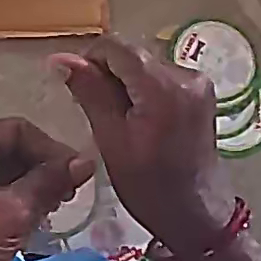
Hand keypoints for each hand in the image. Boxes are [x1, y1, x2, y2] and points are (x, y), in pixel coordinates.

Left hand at [0, 117, 94, 260]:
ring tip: (63, 201)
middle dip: (47, 166)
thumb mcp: (12, 211)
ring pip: (19, 171)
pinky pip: (15, 192)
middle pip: (18, 149)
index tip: (75, 169)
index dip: (47, 147)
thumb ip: (49, 182)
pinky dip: (34, 199)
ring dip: (44, 184)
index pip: (15, 131)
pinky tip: (50, 212)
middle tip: (74, 188)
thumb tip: (86, 162)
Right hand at [49, 36, 236, 258]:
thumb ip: (89, 92)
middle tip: (100, 113)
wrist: (197, 213)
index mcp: (163, 88)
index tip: (81, 91)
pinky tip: (140, 119)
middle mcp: (186, 74)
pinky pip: (160, 76)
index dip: (90, 61)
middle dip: (108, 75)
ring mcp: (197, 81)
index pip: (116, 47)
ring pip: (144, 64)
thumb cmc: (149, 186)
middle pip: (132, 54)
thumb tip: (58, 59)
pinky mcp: (201, 90)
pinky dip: (143, 89)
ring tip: (121, 120)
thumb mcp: (111, 139)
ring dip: (125, 83)